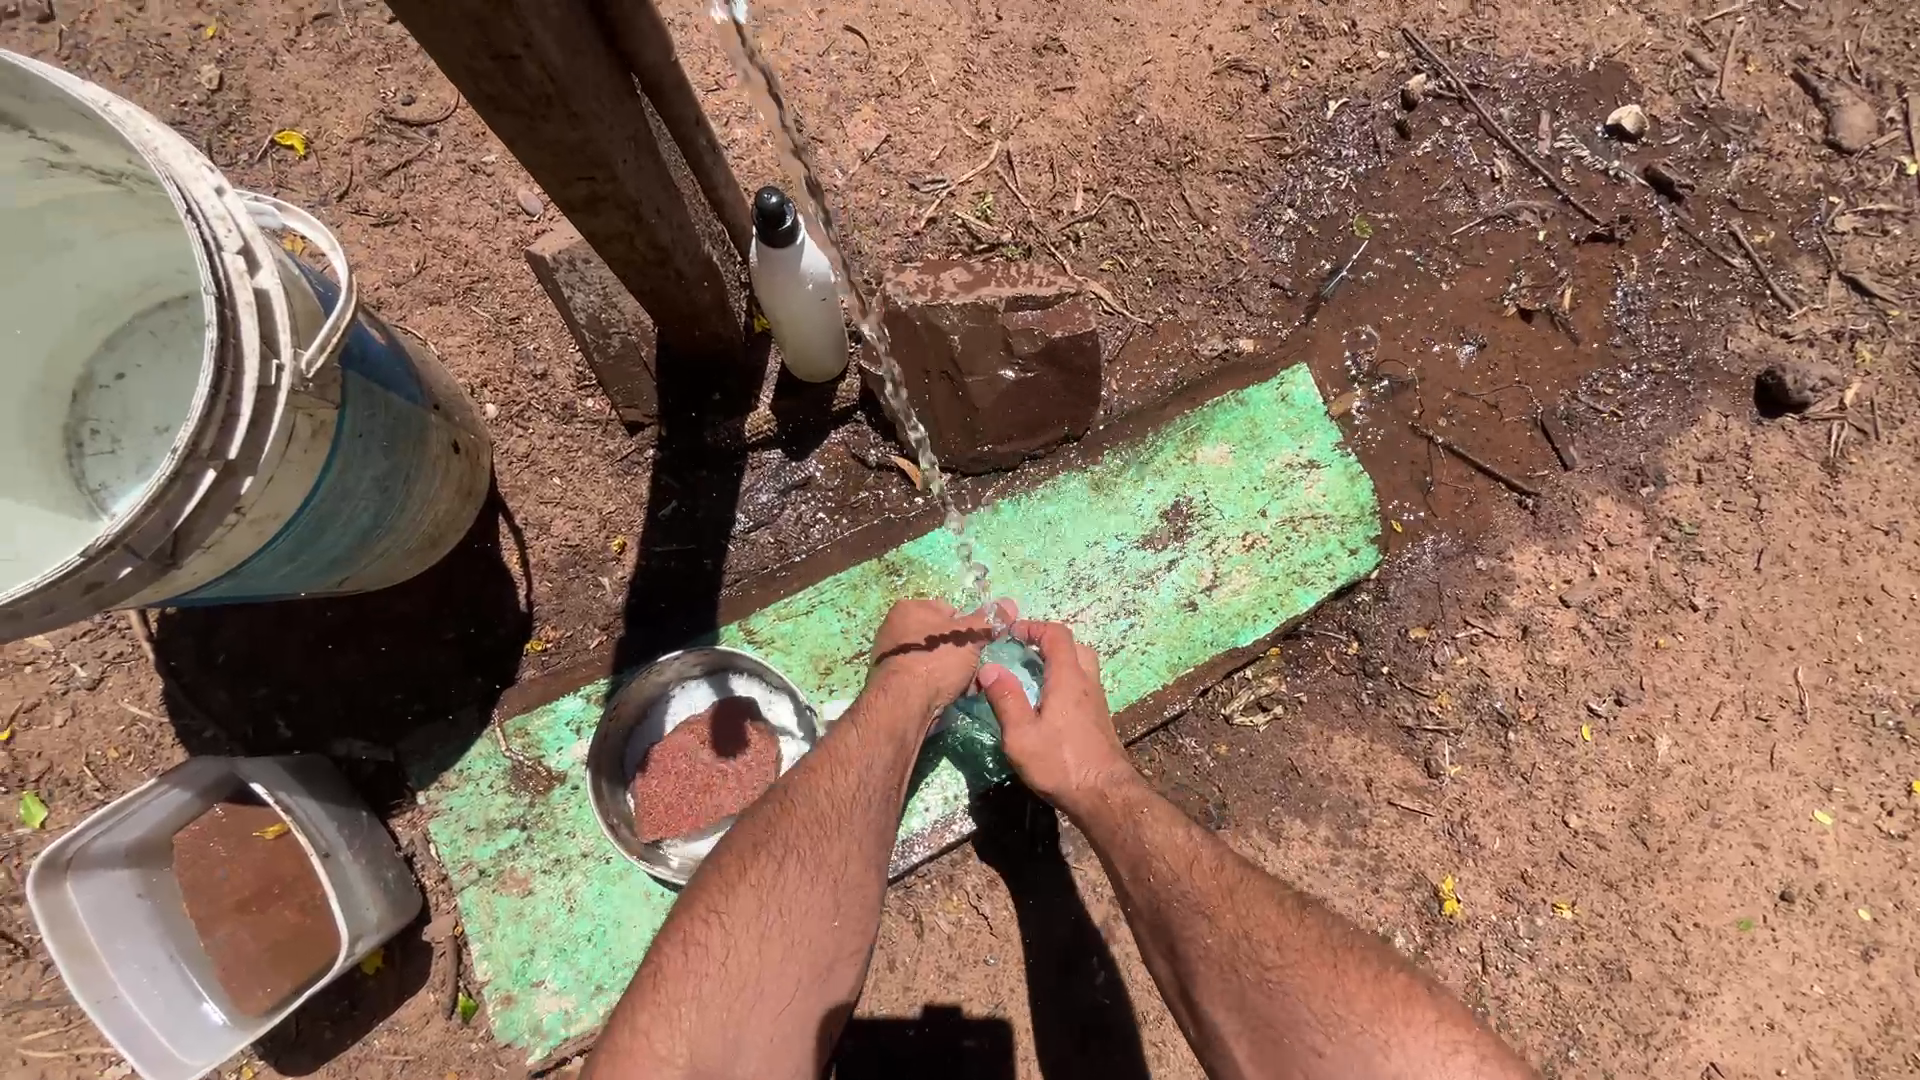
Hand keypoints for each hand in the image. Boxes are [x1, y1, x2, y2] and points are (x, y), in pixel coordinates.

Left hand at [868, 597, 1016, 719]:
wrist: (904, 704)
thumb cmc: (936, 660)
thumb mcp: (969, 636)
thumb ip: (990, 620)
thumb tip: (1009, 603)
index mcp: (910, 608)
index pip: (949, 610)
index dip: (968, 628)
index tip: (978, 644)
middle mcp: (895, 628)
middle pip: (942, 638)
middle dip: (962, 654)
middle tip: (975, 668)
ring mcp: (891, 657)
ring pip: (936, 661)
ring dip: (954, 672)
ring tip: (967, 686)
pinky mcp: (893, 683)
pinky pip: (925, 679)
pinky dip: (940, 685)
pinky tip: (951, 696)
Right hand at [979, 620, 1133, 815]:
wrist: (1105, 797)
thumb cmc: (1060, 763)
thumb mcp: (1021, 734)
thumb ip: (1006, 699)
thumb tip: (989, 667)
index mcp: (1068, 678)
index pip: (1056, 635)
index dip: (1034, 627)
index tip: (1012, 633)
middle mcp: (1087, 684)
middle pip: (1075, 647)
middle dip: (1048, 643)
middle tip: (1024, 654)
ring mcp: (1097, 702)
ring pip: (1082, 667)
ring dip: (1059, 663)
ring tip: (1032, 679)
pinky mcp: (1099, 720)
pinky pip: (1083, 687)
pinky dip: (1065, 683)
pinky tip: (1047, 706)